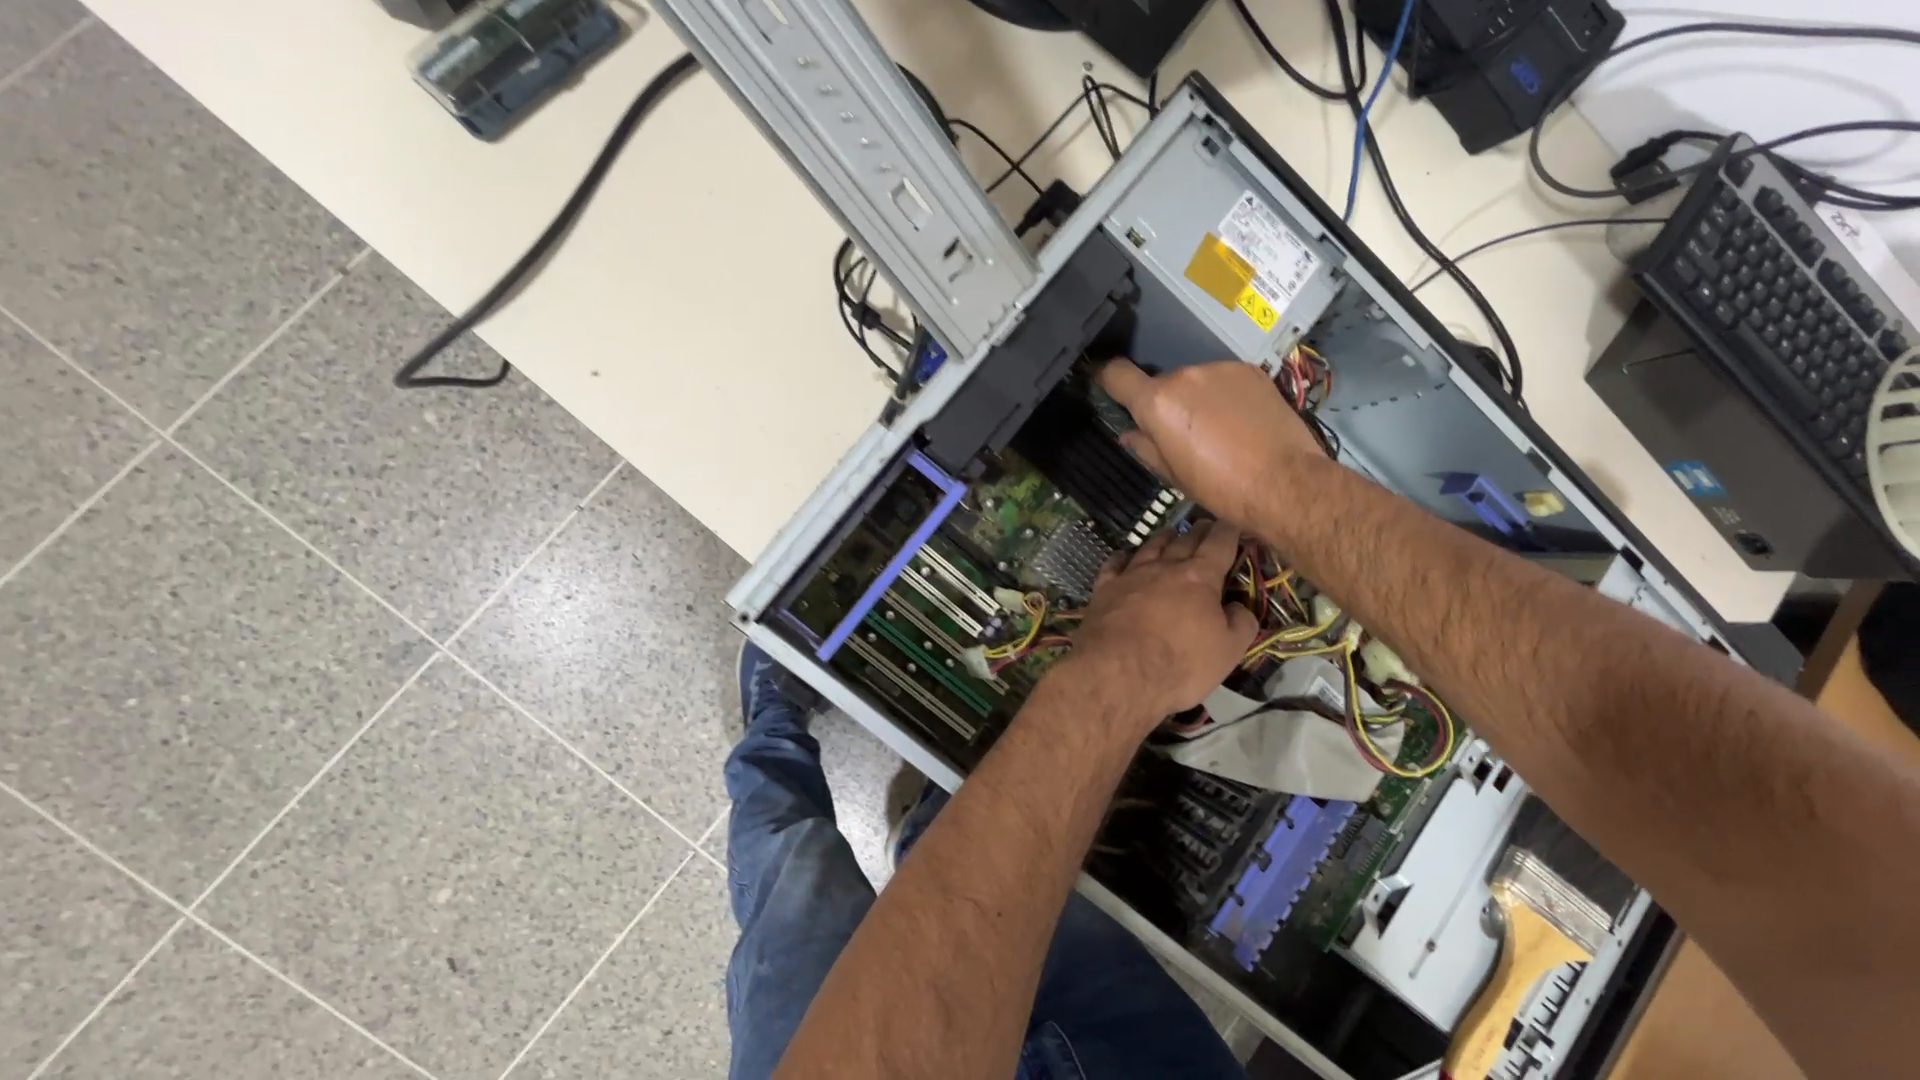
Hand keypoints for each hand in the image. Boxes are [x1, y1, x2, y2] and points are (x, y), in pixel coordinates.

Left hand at [1065, 519, 1259, 726]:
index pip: (1220, 544)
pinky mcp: (1104, 589)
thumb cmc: (1180, 664)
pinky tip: (1125, 555)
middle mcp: (1165, 567)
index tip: (1234, 522)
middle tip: (1206, 525)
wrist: (1118, 674)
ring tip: (1172, 534)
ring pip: (1151, 547)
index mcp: (1200, 577)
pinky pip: (1114, 563)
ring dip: (1165, 538)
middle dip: (1199, 531)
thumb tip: (1239, 606)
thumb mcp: (1229, 651)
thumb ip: (1241, 623)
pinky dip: (1123, 556)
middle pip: (1185, 540)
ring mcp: (1131, 575)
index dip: (1229, 530)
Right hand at [1098, 358, 1323, 527]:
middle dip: (1165, 403)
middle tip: (1181, 435)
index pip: (1117, 373)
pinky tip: (1240, 422)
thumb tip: (1131, 434)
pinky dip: (1224, 396)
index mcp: (1158, 403)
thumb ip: (1146, 448)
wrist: (1286, 482)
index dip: (1108, 379)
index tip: (1109, 387)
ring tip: (1218, 432)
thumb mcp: (1174, 476)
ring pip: (1194, 381)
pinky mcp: (1250, 371)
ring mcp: (1220, 370)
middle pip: (1161, 383)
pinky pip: (1223, 380)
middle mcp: (1185, 376)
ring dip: (1196, 399)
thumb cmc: (1223, 488)